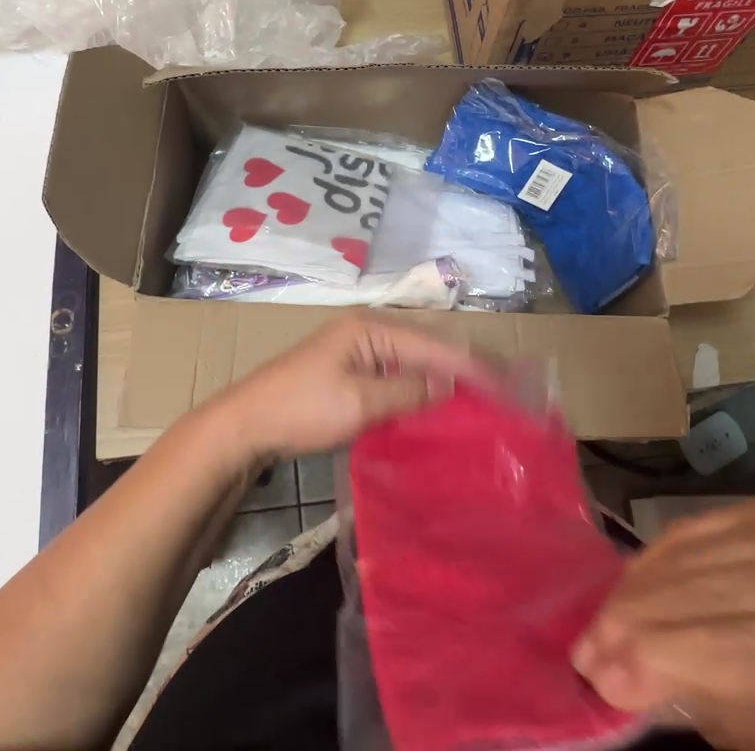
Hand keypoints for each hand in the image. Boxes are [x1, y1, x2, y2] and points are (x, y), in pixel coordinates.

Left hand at [203, 315, 494, 459]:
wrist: (244, 425)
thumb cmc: (300, 410)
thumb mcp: (359, 403)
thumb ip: (409, 392)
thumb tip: (453, 387)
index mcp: (371, 328)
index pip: (435, 346)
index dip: (474, 367)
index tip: (510, 386)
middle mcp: (369, 331)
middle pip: (429, 348)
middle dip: (466, 369)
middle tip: (507, 391)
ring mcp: (359, 351)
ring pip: (416, 363)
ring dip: (447, 381)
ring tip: (486, 399)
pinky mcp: (352, 373)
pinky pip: (399, 376)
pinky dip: (423, 390)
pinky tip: (442, 407)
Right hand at [571, 498, 754, 750]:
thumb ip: (735, 717)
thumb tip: (643, 685)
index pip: (728, 649)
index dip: (654, 662)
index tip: (602, 684)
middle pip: (699, 593)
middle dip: (630, 626)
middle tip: (584, 659)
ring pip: (689, 554)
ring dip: (633, 593)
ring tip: (598, 631)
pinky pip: (697, 529)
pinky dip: (657, 559)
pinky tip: (632, 588)